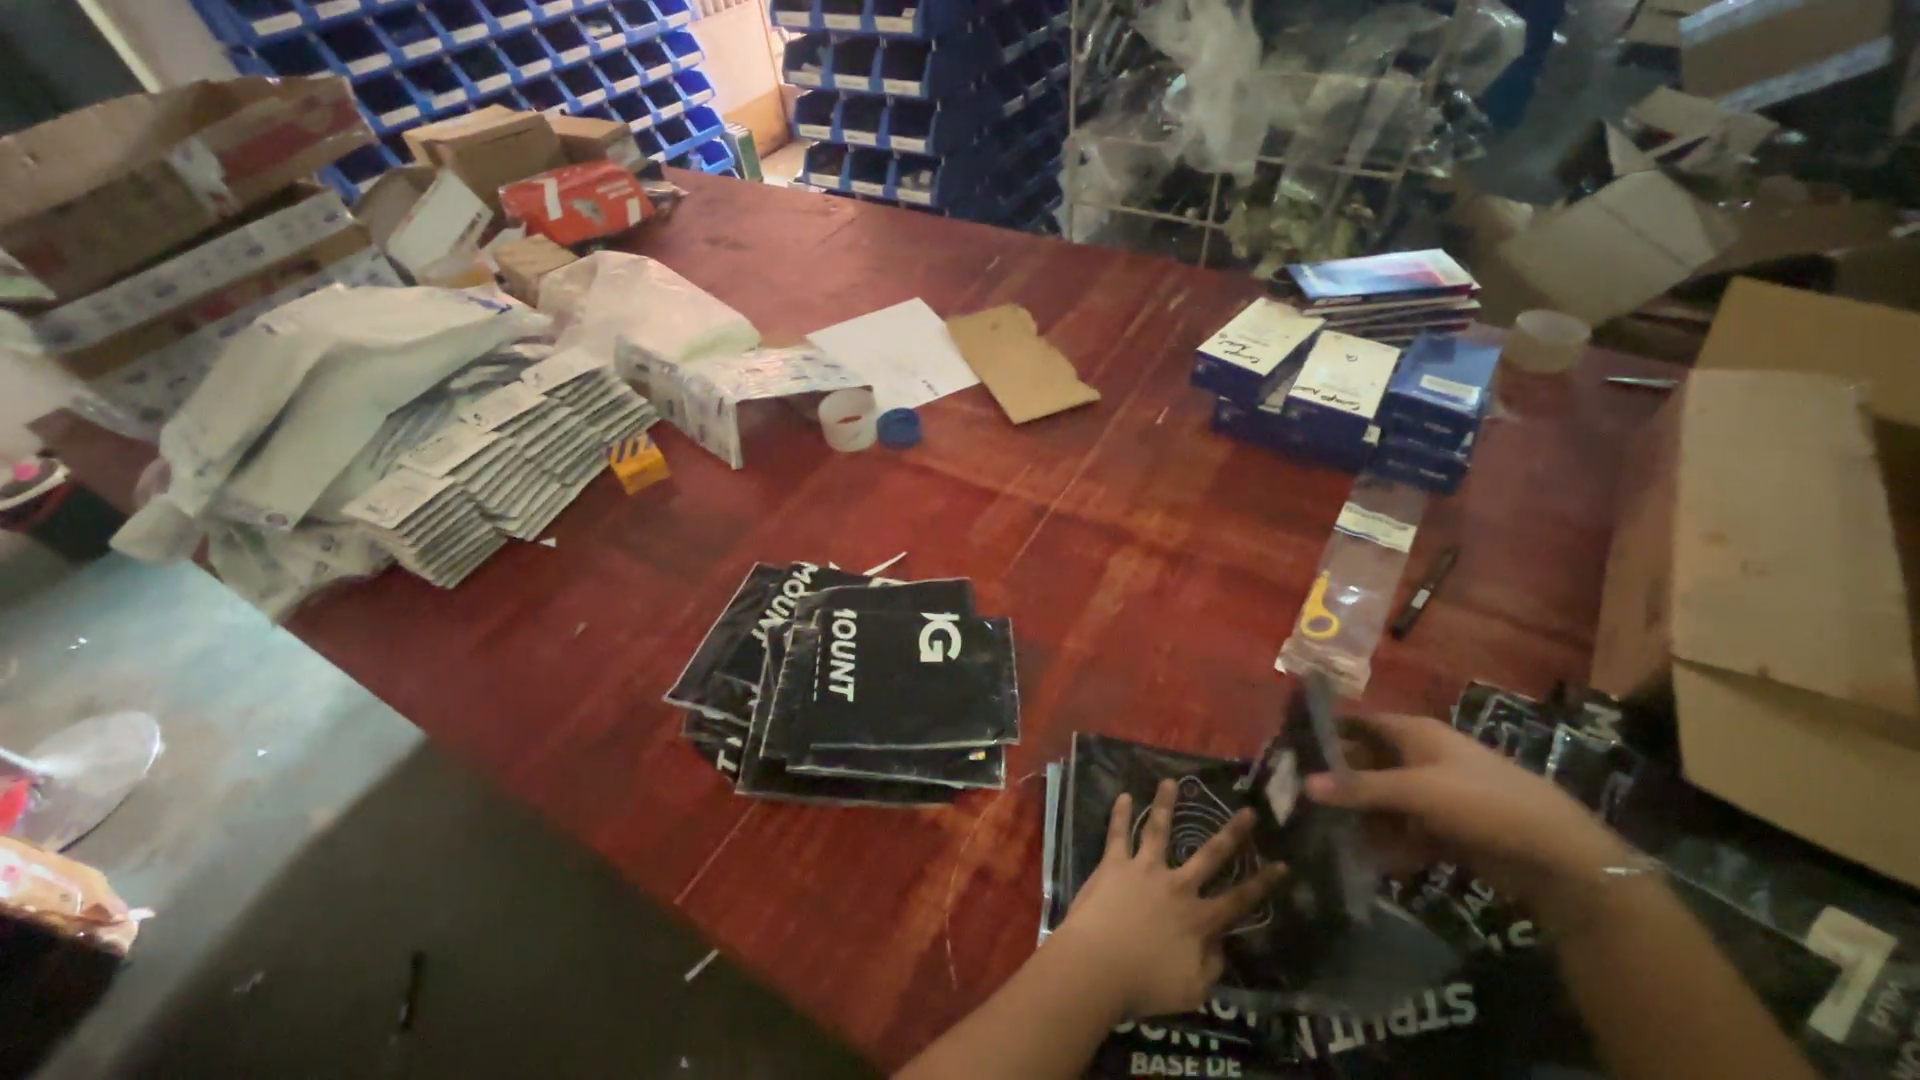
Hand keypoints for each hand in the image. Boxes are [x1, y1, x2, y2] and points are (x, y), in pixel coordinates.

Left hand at [1052, 779, 1286, 1019]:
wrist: (1097, 966)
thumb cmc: (1144, 985)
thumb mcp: (1192, 990)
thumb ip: (1211, 966)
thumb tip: (1220, 945)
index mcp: (1199, 919)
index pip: (1240, 899)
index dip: (1263, 883)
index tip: (1282, 863)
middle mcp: (1177, 886)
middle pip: (1210, 854)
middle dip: (1232, 833)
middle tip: (1248, 811)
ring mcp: (1144, 870)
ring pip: (1158, 829)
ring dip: (1165, 804)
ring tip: (1170, 781)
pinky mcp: (1114, 865)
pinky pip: (1118, 834)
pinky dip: (1120, 814)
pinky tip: (1122, 796)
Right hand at [1307, 713, 1632, 913]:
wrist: (1556, 855)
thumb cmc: (1484, 802)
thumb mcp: (1417, 792)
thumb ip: (1359, 789)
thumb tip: (1303, 785)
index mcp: (1415, 734)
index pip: (1358, 724)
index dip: (1326, 734)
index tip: (1288, 750)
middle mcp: (1420, 758)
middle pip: (1365, 765)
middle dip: (1334, 783)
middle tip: (1293, 801)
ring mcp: (1432, 795)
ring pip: (1380, 802)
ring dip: (1355, 818)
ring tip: (1316, 835)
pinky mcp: (1442, 828)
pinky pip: (1400, 832)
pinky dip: (1382, 843)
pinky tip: (1358, 860)